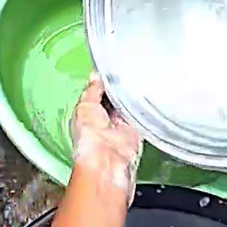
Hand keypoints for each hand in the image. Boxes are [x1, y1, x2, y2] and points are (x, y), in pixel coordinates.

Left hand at [71, 74, 144, 200]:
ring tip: (131, 78)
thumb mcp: (85, 106)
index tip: (108, 68)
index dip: (101, 82)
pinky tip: (141, 90)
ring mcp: (120, 124)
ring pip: (126, 103)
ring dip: (128, 94)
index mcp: (87, 114)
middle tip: (121, 70)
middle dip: (115, 87)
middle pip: (112, 97)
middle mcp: (104, 119)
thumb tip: (95, 76)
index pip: (95, 93)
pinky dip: (140, 103)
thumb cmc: (89, 136)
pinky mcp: (136, 130)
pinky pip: (139, 112)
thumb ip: (92, 90)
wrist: (108, 159)